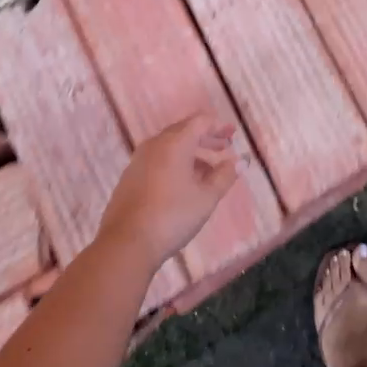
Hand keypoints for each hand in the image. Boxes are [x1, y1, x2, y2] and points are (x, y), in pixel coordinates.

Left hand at [97, 114, 241, 267]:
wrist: (125, 244)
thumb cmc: (172, 216)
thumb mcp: (206, 197)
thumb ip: (225, 176)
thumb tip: (241, 161)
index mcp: (175, 143)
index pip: (200, 122)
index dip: (218, 126)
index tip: (232, 134)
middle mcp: (155, 144)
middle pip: (184, 131)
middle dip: (205, 138)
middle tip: (223, 148)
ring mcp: (139, 161)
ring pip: (169, 147)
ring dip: (190, 152)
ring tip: (207, 170)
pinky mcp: (129, 178)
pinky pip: (157, 160)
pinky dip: (174, 163)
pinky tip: (182, 183)